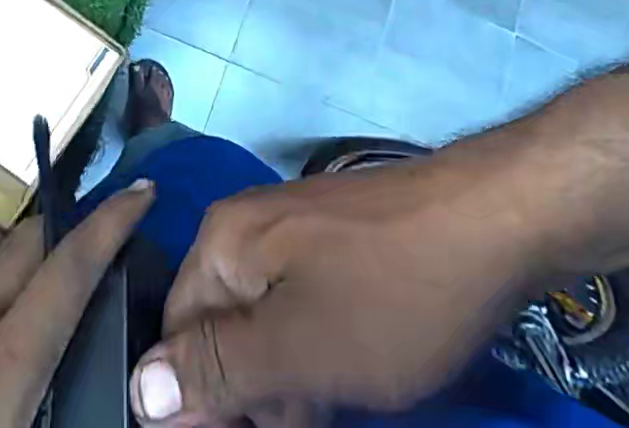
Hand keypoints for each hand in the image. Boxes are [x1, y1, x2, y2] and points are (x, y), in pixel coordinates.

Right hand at [129, 152, 554, 426]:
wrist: (490, 220)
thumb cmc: (391, 292)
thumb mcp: (303, 348)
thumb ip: (218, 370)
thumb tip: (138, 392)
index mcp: (219, 244)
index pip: (177, 335)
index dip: (202, 399)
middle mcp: (241, 228)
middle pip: (218, 325)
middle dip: (249, 389)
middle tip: (304, 421)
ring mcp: (287, 230)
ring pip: (261, 318)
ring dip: (284, 374)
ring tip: (330, 408)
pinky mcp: (329, 239)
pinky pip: (296, 302)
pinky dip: (312, 347)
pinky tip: (347, 374)